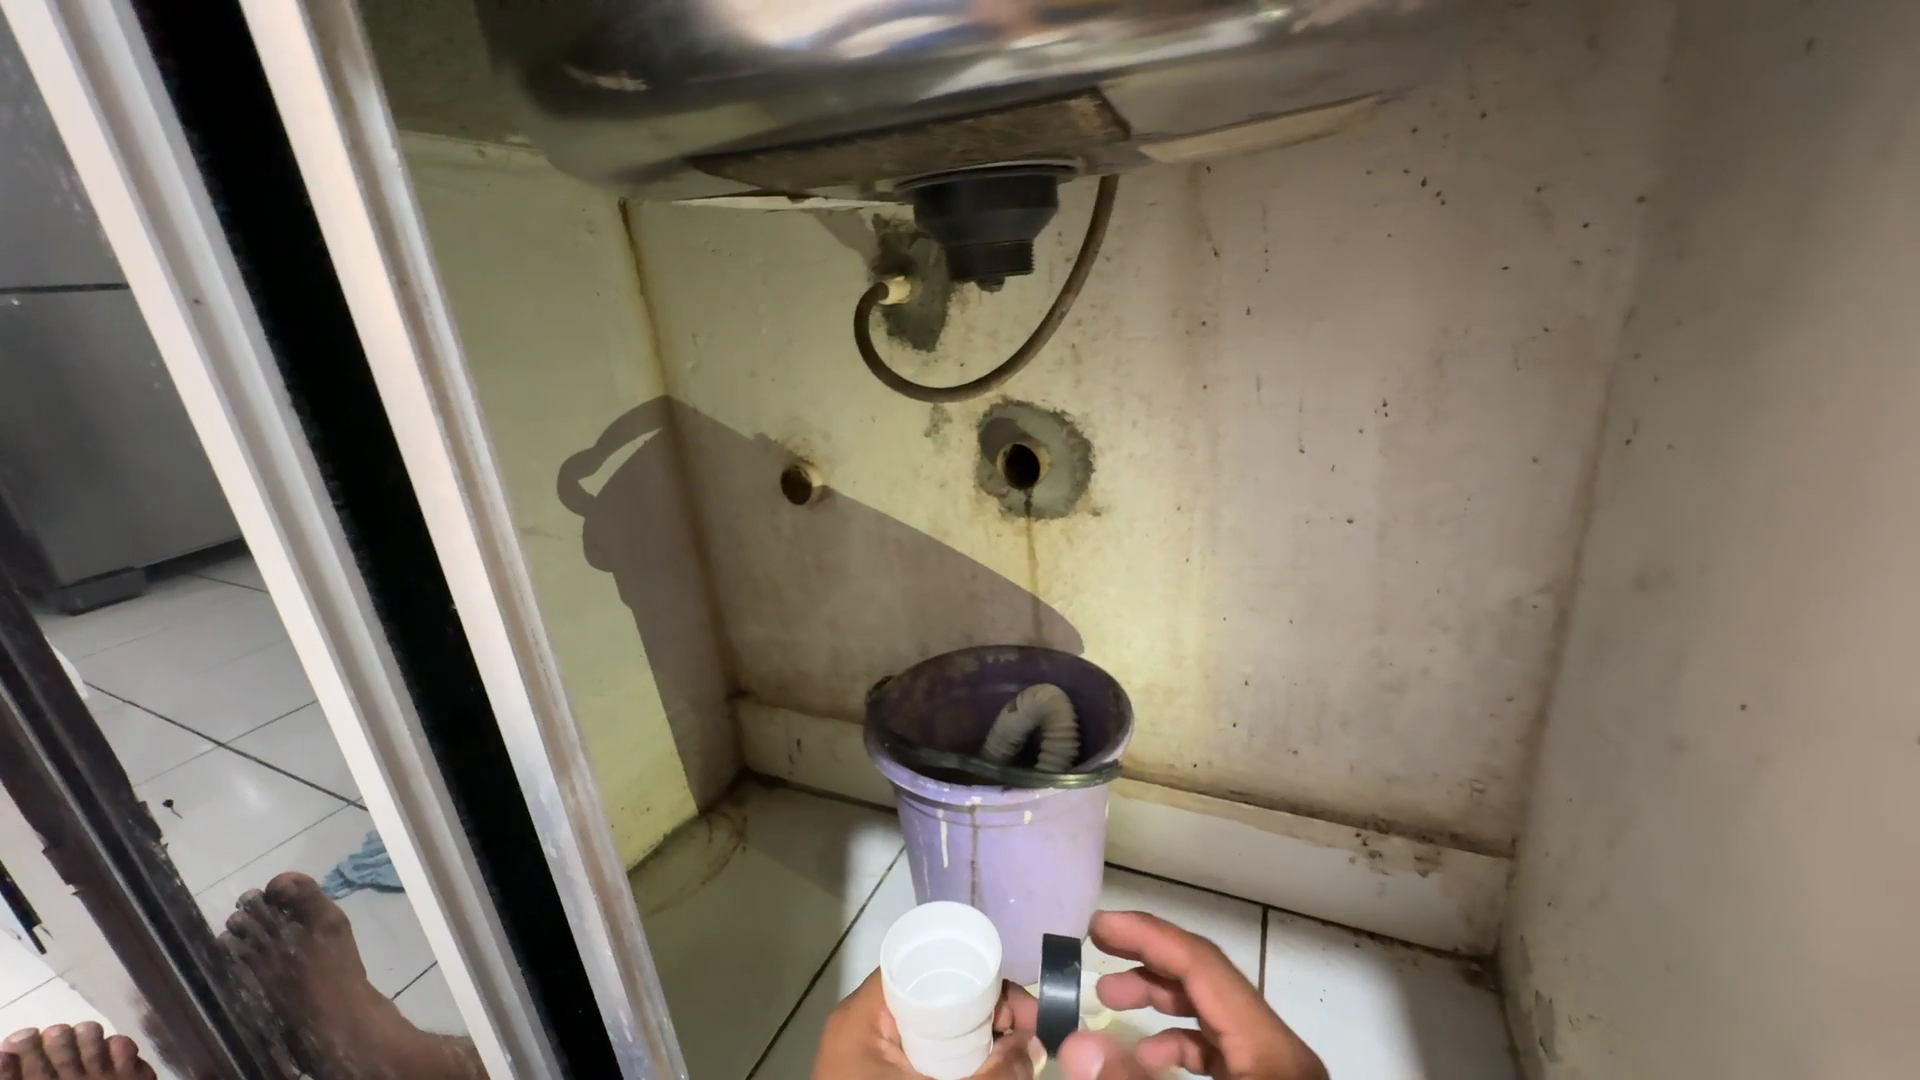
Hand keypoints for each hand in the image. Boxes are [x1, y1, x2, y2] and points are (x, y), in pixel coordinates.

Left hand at [813, 969, 1041, 1079]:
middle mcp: (862, 1027)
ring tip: (1015, 1059)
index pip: (926, 968)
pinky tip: (986, 1073)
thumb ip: (994, 1075)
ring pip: (933, 1034)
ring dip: (975, 1044)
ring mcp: (867, 1060)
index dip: (977, 978)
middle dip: (984, 1016)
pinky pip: (922, 1058)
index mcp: (864, 1015)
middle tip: (1027, 1036)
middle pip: (935, 1001)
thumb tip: (1035, 1046)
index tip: (1020, 1006)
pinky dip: (954, 1064)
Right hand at [1058, 911, 1325, 1079]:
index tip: (1096, 927)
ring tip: (1109, 1000)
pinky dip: (1178, 1043)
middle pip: (1206, 982)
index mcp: (1268, 1047)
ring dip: (1159, 1001)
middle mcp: (1276, 1051)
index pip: (1201, 963)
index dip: (1147, 935)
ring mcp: (1274, 1075)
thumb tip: (1076, 1044)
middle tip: (1096, 953)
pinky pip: (1219, 1053)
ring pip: (1211, 1015)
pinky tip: (1147, 1055)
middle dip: (1148, 962)